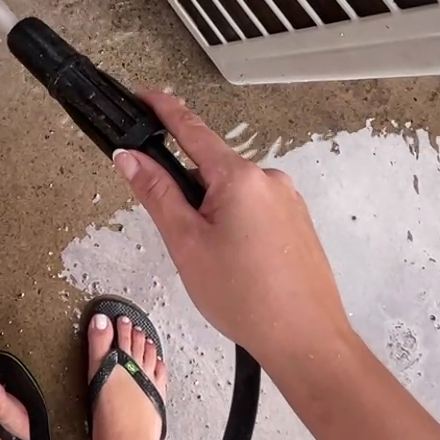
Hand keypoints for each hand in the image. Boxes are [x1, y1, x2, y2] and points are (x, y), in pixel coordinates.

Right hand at [113, 93, 358, 366]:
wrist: (309, 344)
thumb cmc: (248, 299)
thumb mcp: (186, 243)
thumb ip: (156, 193)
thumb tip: (130, 157)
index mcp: (238, 177)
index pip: (191, 128)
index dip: (164, 109)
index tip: (146, 95)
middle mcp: (268, 178)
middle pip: (210, 167)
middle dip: (188, 192)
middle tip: (182, 237)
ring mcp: (287, 200)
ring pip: (231, 192)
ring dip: (213, 213)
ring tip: (216, 263)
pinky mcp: (297, 222)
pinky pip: (254, 208)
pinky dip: (236, 225)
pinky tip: (238, 264)